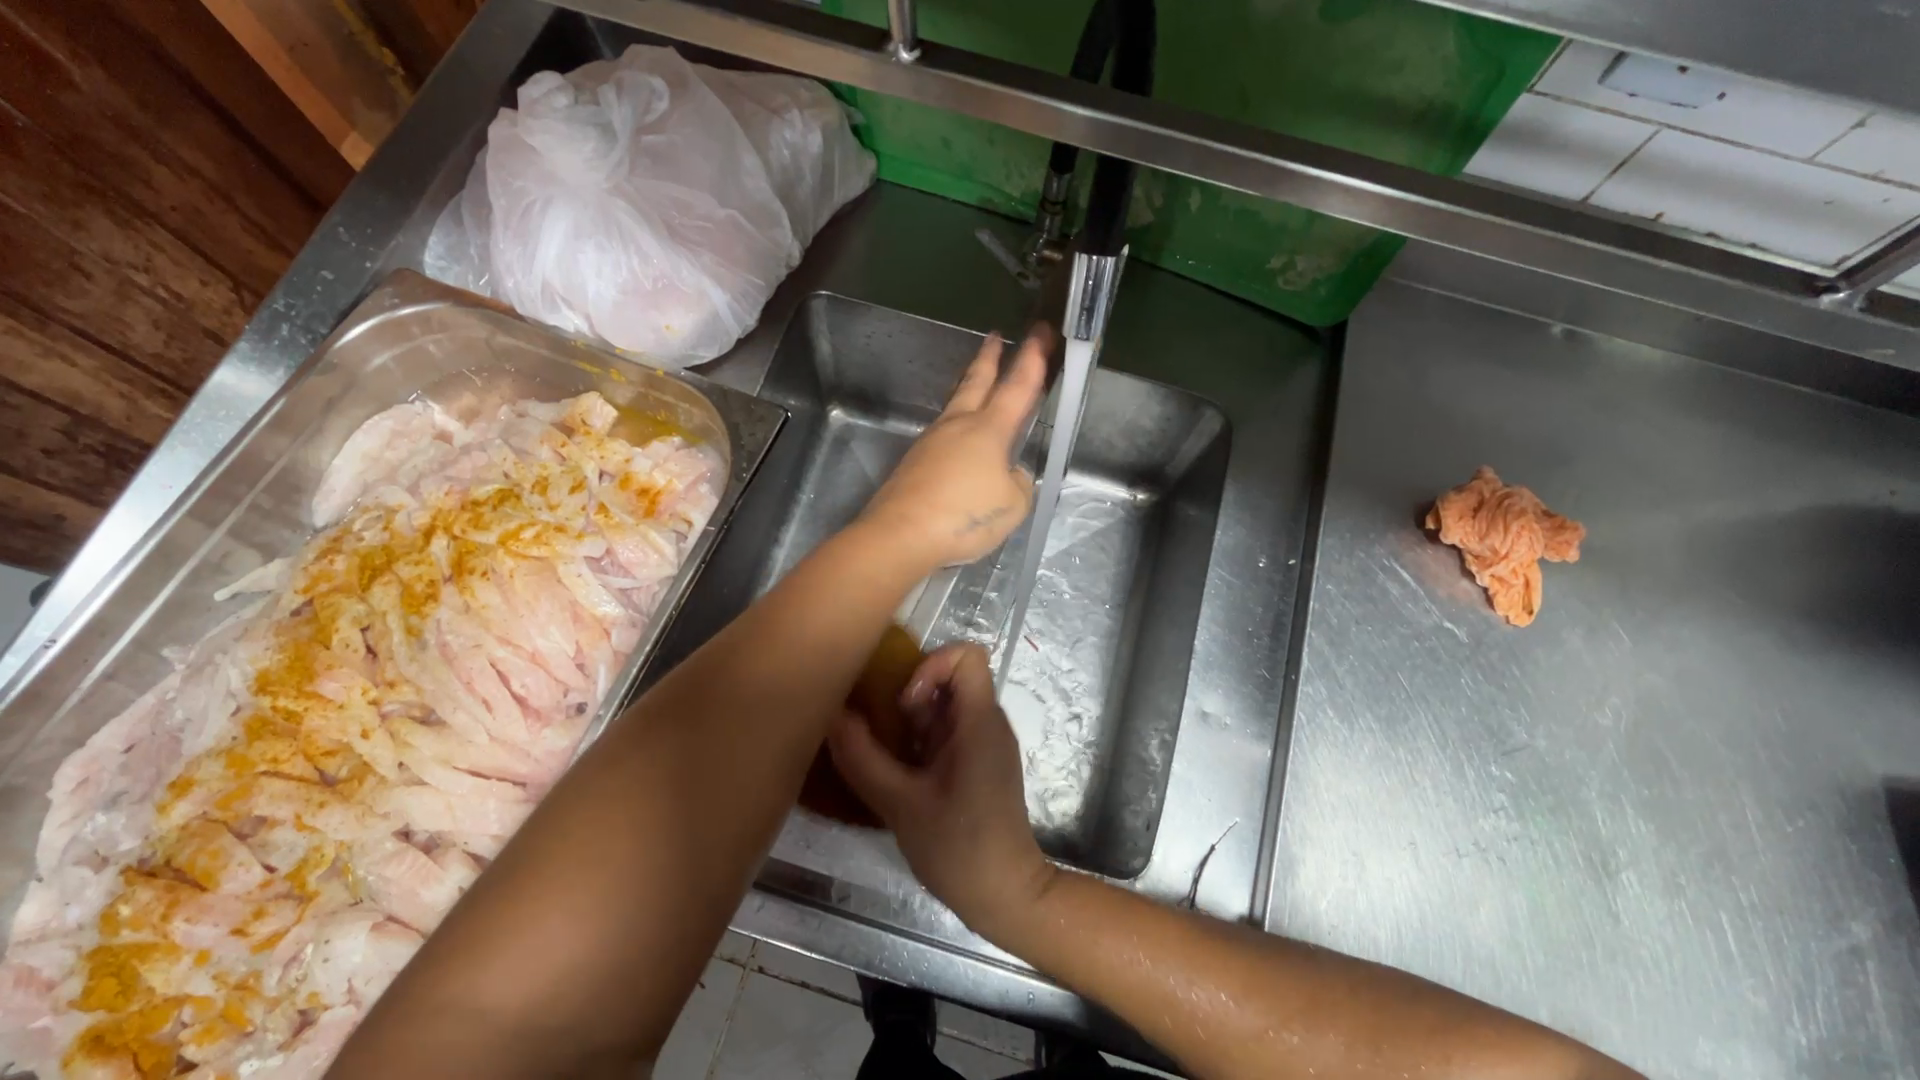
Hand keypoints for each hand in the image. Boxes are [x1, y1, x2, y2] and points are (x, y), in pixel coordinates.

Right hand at [826, 643, 1054, 939]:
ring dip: (908, 724)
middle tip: (883, 735)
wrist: (1005, 894)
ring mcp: (984, 745)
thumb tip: (832, 715)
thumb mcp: (900, 803)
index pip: (966, 654)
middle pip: (948, 679)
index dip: (930, 666)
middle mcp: (987, 724)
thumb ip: (863, 757)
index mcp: (979, 721)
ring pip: (943, 708)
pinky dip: (917, 743)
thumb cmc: (958, 847)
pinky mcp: (977, 766)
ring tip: (883, 758)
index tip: (904, 706)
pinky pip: (945, 734)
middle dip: (908, 697)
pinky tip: (896, 777)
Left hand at [856, 330, 1047, 570]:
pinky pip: (943, 437)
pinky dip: (957, 430)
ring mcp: (931, 442)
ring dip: (969, 389)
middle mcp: (958, 426)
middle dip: (989, 357)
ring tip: (976, 383)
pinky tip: (961, 445)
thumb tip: (1009, 475)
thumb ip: (1018, 484)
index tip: (1040, 333)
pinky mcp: (915, 463)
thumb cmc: (963, 516)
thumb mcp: (1012, 505)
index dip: (1033, 358)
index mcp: (988, 430)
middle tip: (995, 336)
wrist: (900, 534)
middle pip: (975, 382)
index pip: (1017, 386)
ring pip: (955, 406)